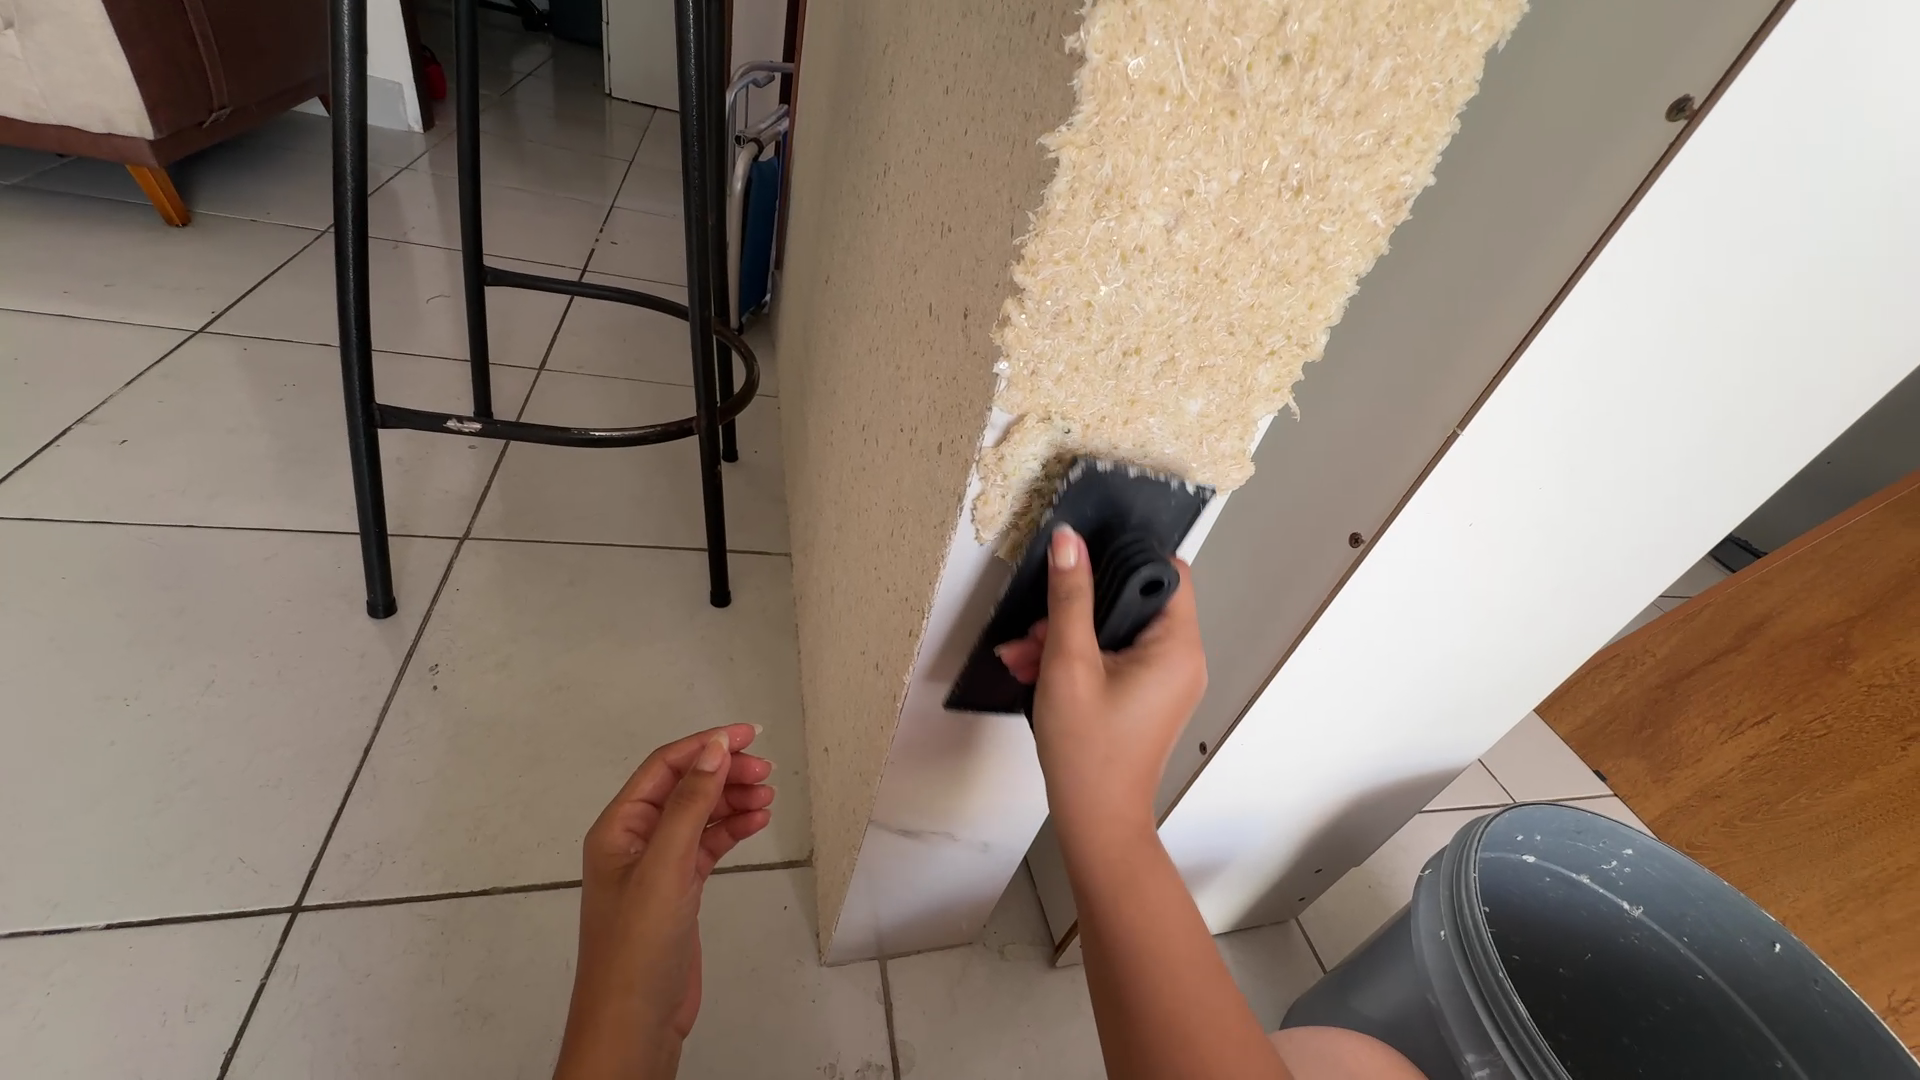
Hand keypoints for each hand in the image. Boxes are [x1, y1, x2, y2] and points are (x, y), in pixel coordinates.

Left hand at [554, 725, 774, 1079]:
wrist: (634, 1023)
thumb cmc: (639, 943)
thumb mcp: (665, 866)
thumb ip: (690, 803)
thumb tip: (716, 748)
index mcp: (620, 826)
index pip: (665, 766)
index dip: (706, 745)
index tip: (750, 736)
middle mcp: (638, 838)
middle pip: (686, 787)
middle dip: (725, 773)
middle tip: (766, 773)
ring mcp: (660, 864)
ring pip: (701, 813)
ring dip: (733, 800)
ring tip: (768, 797)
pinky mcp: (680, 887)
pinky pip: (710, 843)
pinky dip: (734, 829)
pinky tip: (758, 822)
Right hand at [995, 525, 1206, 839]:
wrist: (1094, 818)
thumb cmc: (1086, 747)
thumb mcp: (1069, 663)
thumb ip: (1069, 597)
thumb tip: (1069, 540)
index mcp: (1177, 646)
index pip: (1168, 572)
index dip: (1125, 557)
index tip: (1081, 563)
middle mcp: (1181, 658)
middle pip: (1133, 601)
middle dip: (1077, 607)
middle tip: (1036, 626)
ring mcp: (1164, 679)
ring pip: (1115, 631)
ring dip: (1066, 635)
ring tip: (1022, 654)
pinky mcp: (1145, 695)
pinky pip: (1112, 657)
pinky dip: (1076, 658)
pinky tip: (1032, 668)